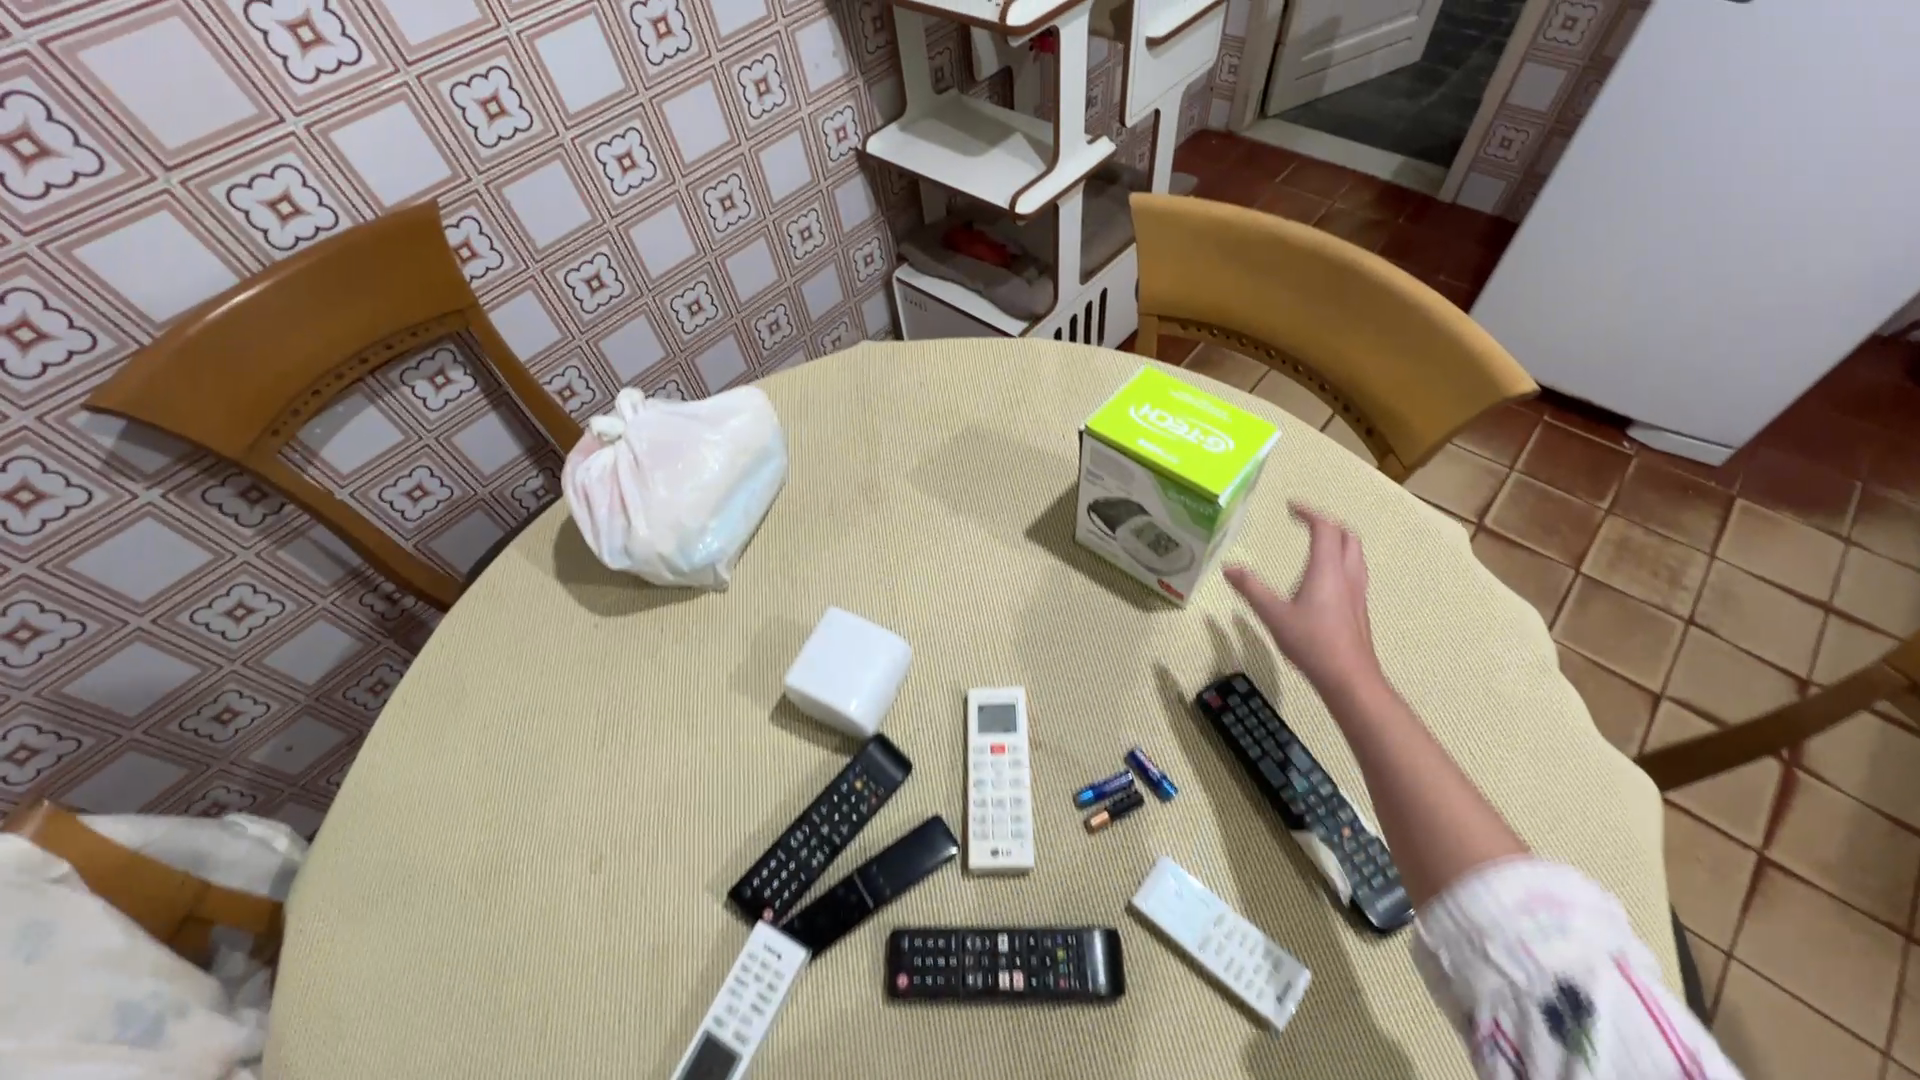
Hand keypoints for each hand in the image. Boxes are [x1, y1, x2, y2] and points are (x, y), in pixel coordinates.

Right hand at [1225, 503, 1381, 696]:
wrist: (1349, 677)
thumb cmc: (1312, 643)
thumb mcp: (1274, 615)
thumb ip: (1251, 589)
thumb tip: (1228, 568)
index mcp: (1327, 569)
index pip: (1325, 528)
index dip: (1308, 513)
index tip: (1291, 508)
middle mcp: (1347, 574)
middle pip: (1347, 535)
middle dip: (1327, 523)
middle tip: (1305, 522)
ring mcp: (1358, 591)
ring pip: (1355, 553)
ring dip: (1338, 541)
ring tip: (1317, 544)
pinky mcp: (1360, 607)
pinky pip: (1355, 571)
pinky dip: (1341, 560)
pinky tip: (1325, 579)